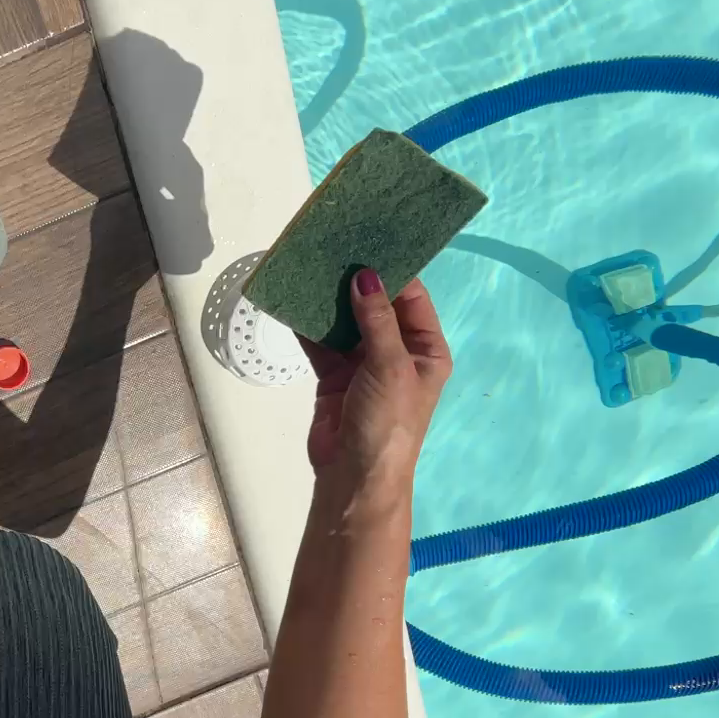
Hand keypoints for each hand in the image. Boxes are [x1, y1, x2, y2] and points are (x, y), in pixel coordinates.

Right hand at [300, 269, 451, 499]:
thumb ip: (376, 321)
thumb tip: (365, 276)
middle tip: (332, 250)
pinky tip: (293, 305)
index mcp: (425, 350)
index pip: (411, 300)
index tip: (368, 242)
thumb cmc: (388, 421)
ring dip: (327, 304)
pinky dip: (308, 328)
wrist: (353, 474)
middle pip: (375, 309)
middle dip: (355, 284)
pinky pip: (321, 346)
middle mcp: (396, 354)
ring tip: (309, 271)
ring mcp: (362, 366)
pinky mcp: (333, 378)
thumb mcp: (390, 366)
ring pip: (344, 325)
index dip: (392, 272)